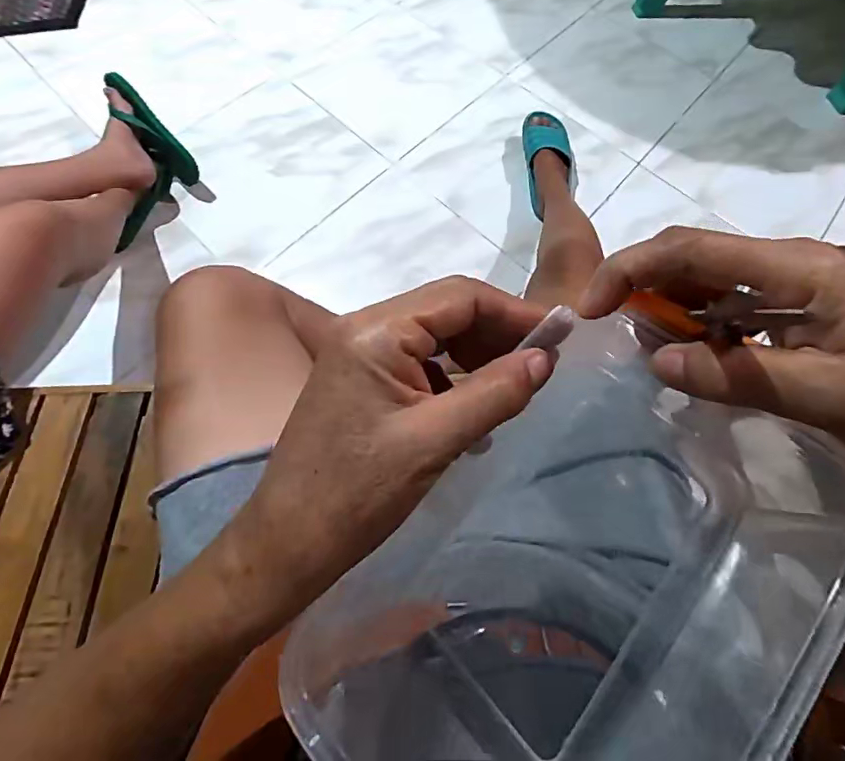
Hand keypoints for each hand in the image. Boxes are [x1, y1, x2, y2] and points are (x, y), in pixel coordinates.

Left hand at [205, 277, 552, 626]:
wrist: (284, 548)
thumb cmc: (355, 496)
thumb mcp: (433, 443)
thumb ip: (494, 394)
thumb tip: (546, 359)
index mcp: (376, 332)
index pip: (460, 297)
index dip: (514, 311)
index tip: (560, 334)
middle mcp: (366, 329)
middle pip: (449, 310)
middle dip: (499, 332)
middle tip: (544, 362)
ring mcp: (363, 353)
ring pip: (439, 335)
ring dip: (481, 354)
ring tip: (518, 385)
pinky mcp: (365, 379)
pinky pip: (423, 361)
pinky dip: (457, 376)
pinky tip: (480, 408)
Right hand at [577, 228, 844, 471]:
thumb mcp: (825, 398)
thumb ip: (738, 376)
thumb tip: (657, 362)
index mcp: (807, 268)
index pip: (701, 249)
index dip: (636, 269)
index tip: (592, 305)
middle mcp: (800, 258)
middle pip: (702, 252)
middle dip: (647, 281)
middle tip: (607, 323)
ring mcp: (802, 277)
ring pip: (715, 274)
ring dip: (674, 301)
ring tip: (642, 339)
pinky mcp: (803, 300)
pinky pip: (737, 299)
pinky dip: (703, 319)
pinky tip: (688, 347)